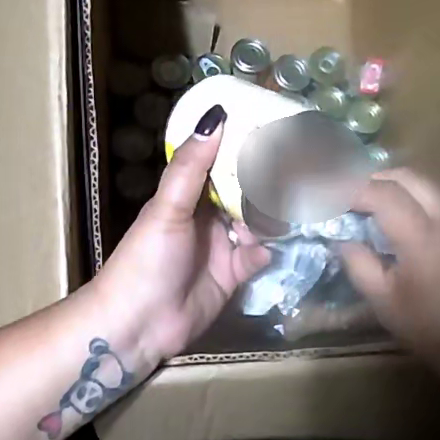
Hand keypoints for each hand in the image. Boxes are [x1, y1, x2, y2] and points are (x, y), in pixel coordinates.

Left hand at [92, 104, 271, 365]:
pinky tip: (264, 250)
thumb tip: (216, 115)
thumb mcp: (167, 208)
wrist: (138, 324)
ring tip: (294, 207)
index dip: (244, 148)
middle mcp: (206, 217)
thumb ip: (192, 166)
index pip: (220, 164)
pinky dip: (263, 252)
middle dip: (266, 185)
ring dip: (269, 219)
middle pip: (243, 194)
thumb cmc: (146, 260)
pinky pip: (256, 257)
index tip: (275, 129)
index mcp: (186, 196)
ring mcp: (221, 247)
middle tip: (301, 170)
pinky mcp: (233, 276)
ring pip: (255, 224)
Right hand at [338, 168, 439, 367]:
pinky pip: (435, 202)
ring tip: (366, 202)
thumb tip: (342, 241)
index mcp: (421, 236)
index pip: (382, 193)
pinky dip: (410, 198)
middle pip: (408, 177)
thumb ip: (360, 265)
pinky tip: (394, 220)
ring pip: (425, 186)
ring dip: (394, 186)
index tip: (326, 192)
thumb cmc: (432, 330)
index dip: (351, 188)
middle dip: (374, 177)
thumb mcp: (385, 303)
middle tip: (346, 191)